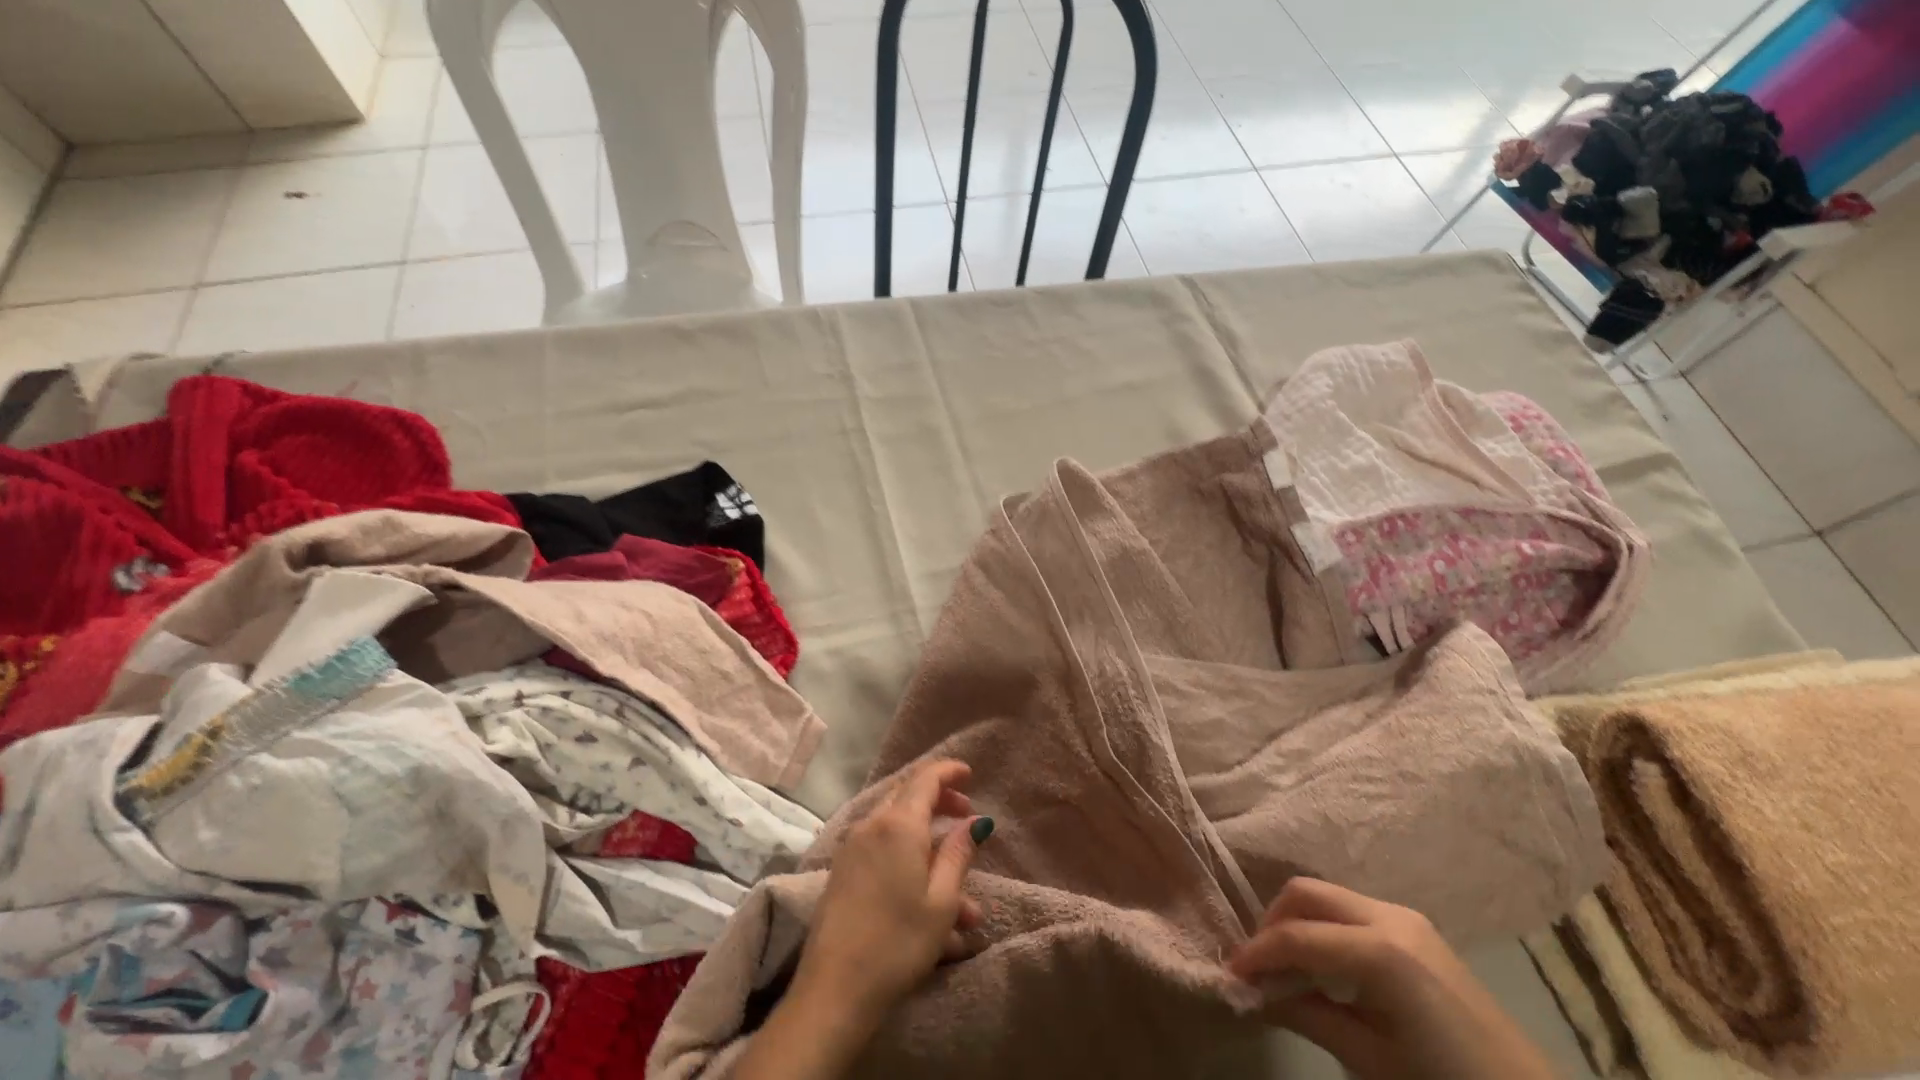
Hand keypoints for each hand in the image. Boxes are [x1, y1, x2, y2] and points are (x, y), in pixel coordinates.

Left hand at [735, 759, 988, 1079]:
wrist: (836, 988)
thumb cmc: (899, 941)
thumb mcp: (942, 900)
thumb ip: (958, 854)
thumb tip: (972, 822)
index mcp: (898, 824)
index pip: (925, 779)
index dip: (948, 771)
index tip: (969, 774)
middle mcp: (870, 826)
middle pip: (906, 797)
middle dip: (939, 802)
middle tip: (966, 816)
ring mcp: (851, 849)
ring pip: (896, 832)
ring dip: (928, 848)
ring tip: (964, 897)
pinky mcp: (842, 874)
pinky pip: (881, 854)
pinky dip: (908, 865)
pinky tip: (930, 907)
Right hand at [1229, 878, 1556, 1079]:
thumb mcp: (1369, 1058)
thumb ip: (1308, 1017)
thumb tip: (1256, 996)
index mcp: (1379, 951)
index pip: (1295, 937)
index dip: (1255, 953)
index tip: (1228, 974)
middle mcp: (1389, 917)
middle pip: (1307, 894)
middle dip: (1272, 923)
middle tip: (1257, 965)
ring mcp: (1406, 918)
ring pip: (1329, 897)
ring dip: (1298, 922)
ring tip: (1284, 968)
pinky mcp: (1416, 929)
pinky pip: (1352, 911)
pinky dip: (1324, 927)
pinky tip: (1322, 968)